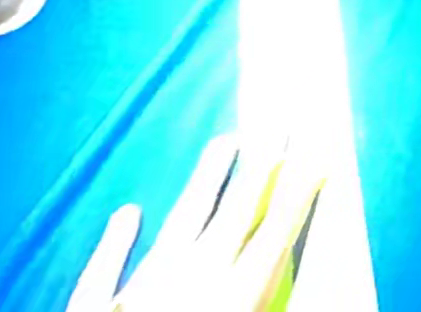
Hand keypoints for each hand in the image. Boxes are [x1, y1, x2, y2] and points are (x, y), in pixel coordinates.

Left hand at [67, 135, 322, 311]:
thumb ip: (271, 296)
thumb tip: (306, 272)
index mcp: (239, 294)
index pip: (280, 225)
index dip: (303, 185)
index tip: (320, 151)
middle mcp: (196, 283)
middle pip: (237, 211)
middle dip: (262, 165)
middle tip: (278, 126)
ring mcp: (141, 297)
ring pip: (182, 223)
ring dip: (206, 181)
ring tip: (225, 141)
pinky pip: (100, 279)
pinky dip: (114, 245)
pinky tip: (127, 212)